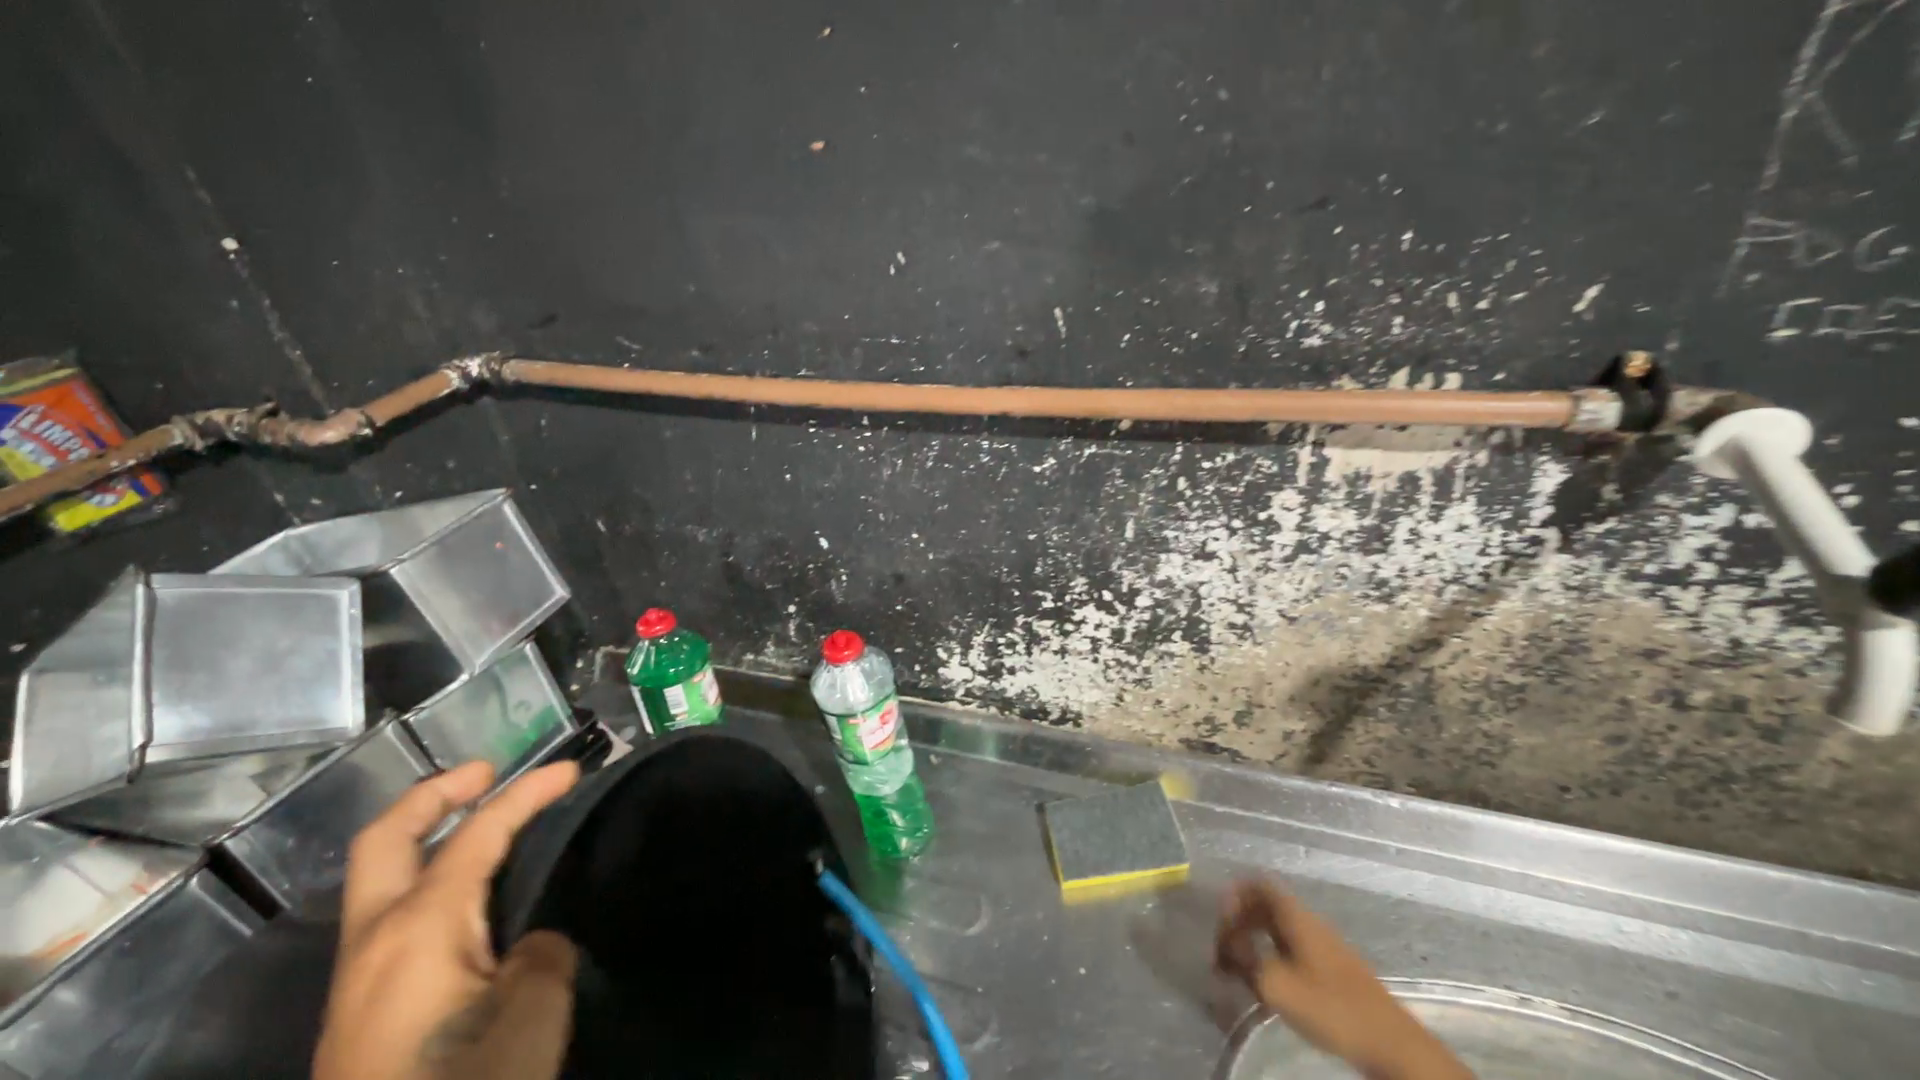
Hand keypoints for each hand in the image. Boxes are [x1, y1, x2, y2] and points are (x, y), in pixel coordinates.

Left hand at [313, 760, 581, 1079]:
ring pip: (379, 877)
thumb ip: (541, 956)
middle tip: (486, 773)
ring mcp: (358, 975)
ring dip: (425, 837)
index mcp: (419, 925)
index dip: (525, 794)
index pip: (477, 834)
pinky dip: (424, 878)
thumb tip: (529, 944)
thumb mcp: (530, 1019)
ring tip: (477, 827)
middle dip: (435, 793)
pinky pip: (389, 914)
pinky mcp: (359, 1010)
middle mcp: (375, 936)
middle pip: (387, 838)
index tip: (568, 769)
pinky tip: (461, 902)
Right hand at [1215, 879, 1472, 1079]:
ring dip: (1252, 942)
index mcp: (1296, 917)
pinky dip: (1269, 957)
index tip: (1219, 921)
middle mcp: (1309, 923)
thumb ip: (1244, 957)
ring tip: (1235, 970)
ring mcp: (1322, 945)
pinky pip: (1289, 948)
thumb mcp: (1275, 983)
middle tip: (1220, 949)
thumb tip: (1226, 942)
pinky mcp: (1329, 968)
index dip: (1234, 894)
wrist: (1389, 1041)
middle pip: (1266, 905)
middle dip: (1238, 922)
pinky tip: (1263, 983)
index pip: (1260, 883)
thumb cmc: (1330, 1006)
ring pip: (1277, 929)